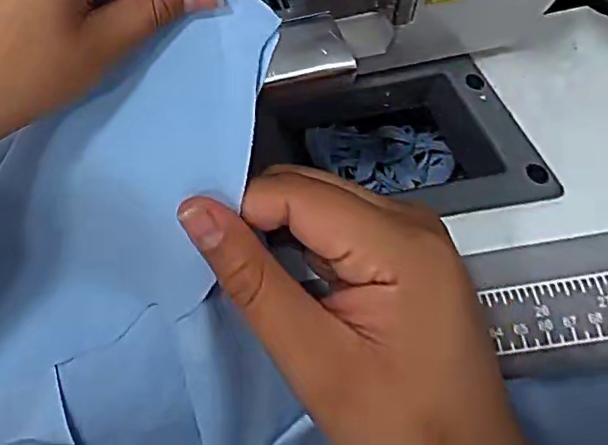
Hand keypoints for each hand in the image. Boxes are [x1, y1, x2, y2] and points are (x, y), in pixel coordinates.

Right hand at [178, 167, 522, 444]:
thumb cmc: (403, 429)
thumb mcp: (316, 361)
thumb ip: (251, 279)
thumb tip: (196, 211)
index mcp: (400, 242)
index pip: (292, 192)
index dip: (241, 212)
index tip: (214, 250)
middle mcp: (410, 220)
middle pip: (304, 187)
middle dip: (258, 217)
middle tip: (235, 268)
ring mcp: (411, 231)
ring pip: (314, 198)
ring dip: (277, 227)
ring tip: (263, 276)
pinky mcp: (405, 246)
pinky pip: (333, 217)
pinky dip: (300, 238)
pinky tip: (294, 276)